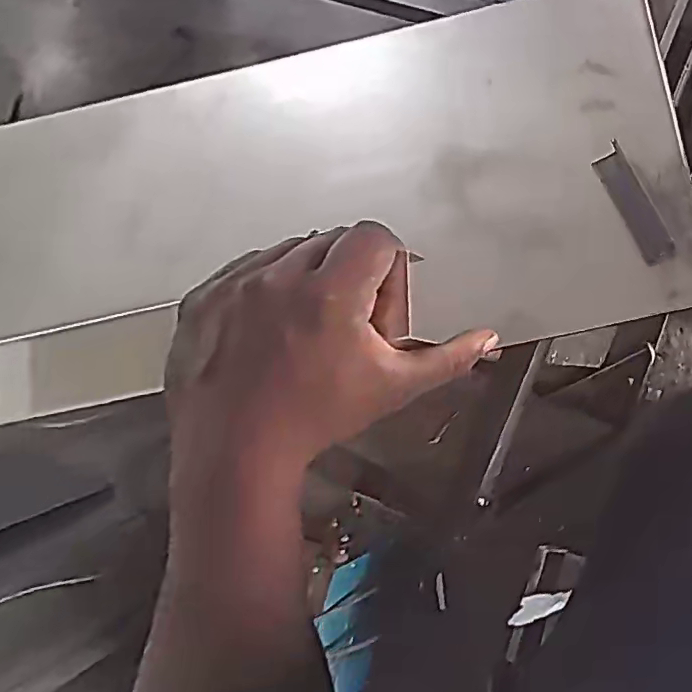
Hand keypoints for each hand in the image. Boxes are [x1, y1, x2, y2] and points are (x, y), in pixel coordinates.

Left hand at [164, 221, 498, 490]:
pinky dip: (270, 283)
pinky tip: (278, 326)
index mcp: (331, 294)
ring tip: (313, 325)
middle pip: (336, 239)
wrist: (233, 455)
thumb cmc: (318, 419)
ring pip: (293, 249)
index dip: (391, 263)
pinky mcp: (203, 299)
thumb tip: (487, 339)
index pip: (375, 236)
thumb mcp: (397, 386)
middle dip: (355, 270)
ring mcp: (236, 287)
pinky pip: (249, 266)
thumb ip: (451, 357)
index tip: (382, 299)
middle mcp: (279, 279)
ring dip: (313, 274)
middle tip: (353, 319)